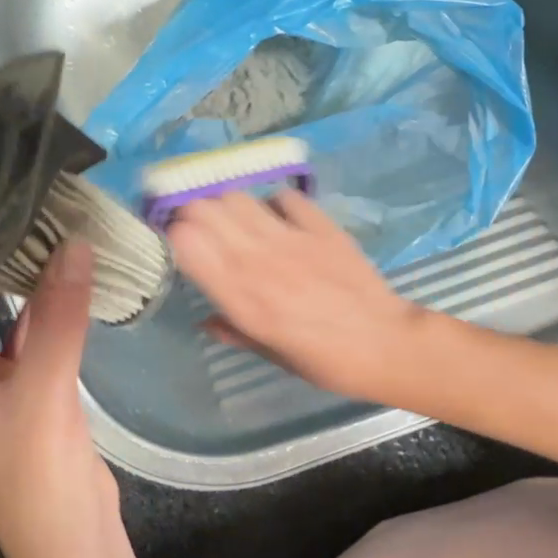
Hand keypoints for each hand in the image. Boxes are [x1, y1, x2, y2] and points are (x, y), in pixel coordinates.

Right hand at [167, 190, 428, 402]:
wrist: (385, 346)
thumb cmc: (324, 361)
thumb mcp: (271, 353)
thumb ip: (234, 330)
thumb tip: (207, 320)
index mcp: (241, 297)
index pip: (185, 240)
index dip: (172, 235)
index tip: (172, 243)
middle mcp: (259, 260)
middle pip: (205, 208)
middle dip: (191, 212)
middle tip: (195, 226)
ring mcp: (292, 238)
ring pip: (238, 196)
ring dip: (227, 204)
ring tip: (233, 221)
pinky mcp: (322, 226)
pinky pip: (285, 198)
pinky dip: (273, 203)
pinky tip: (277, 219)